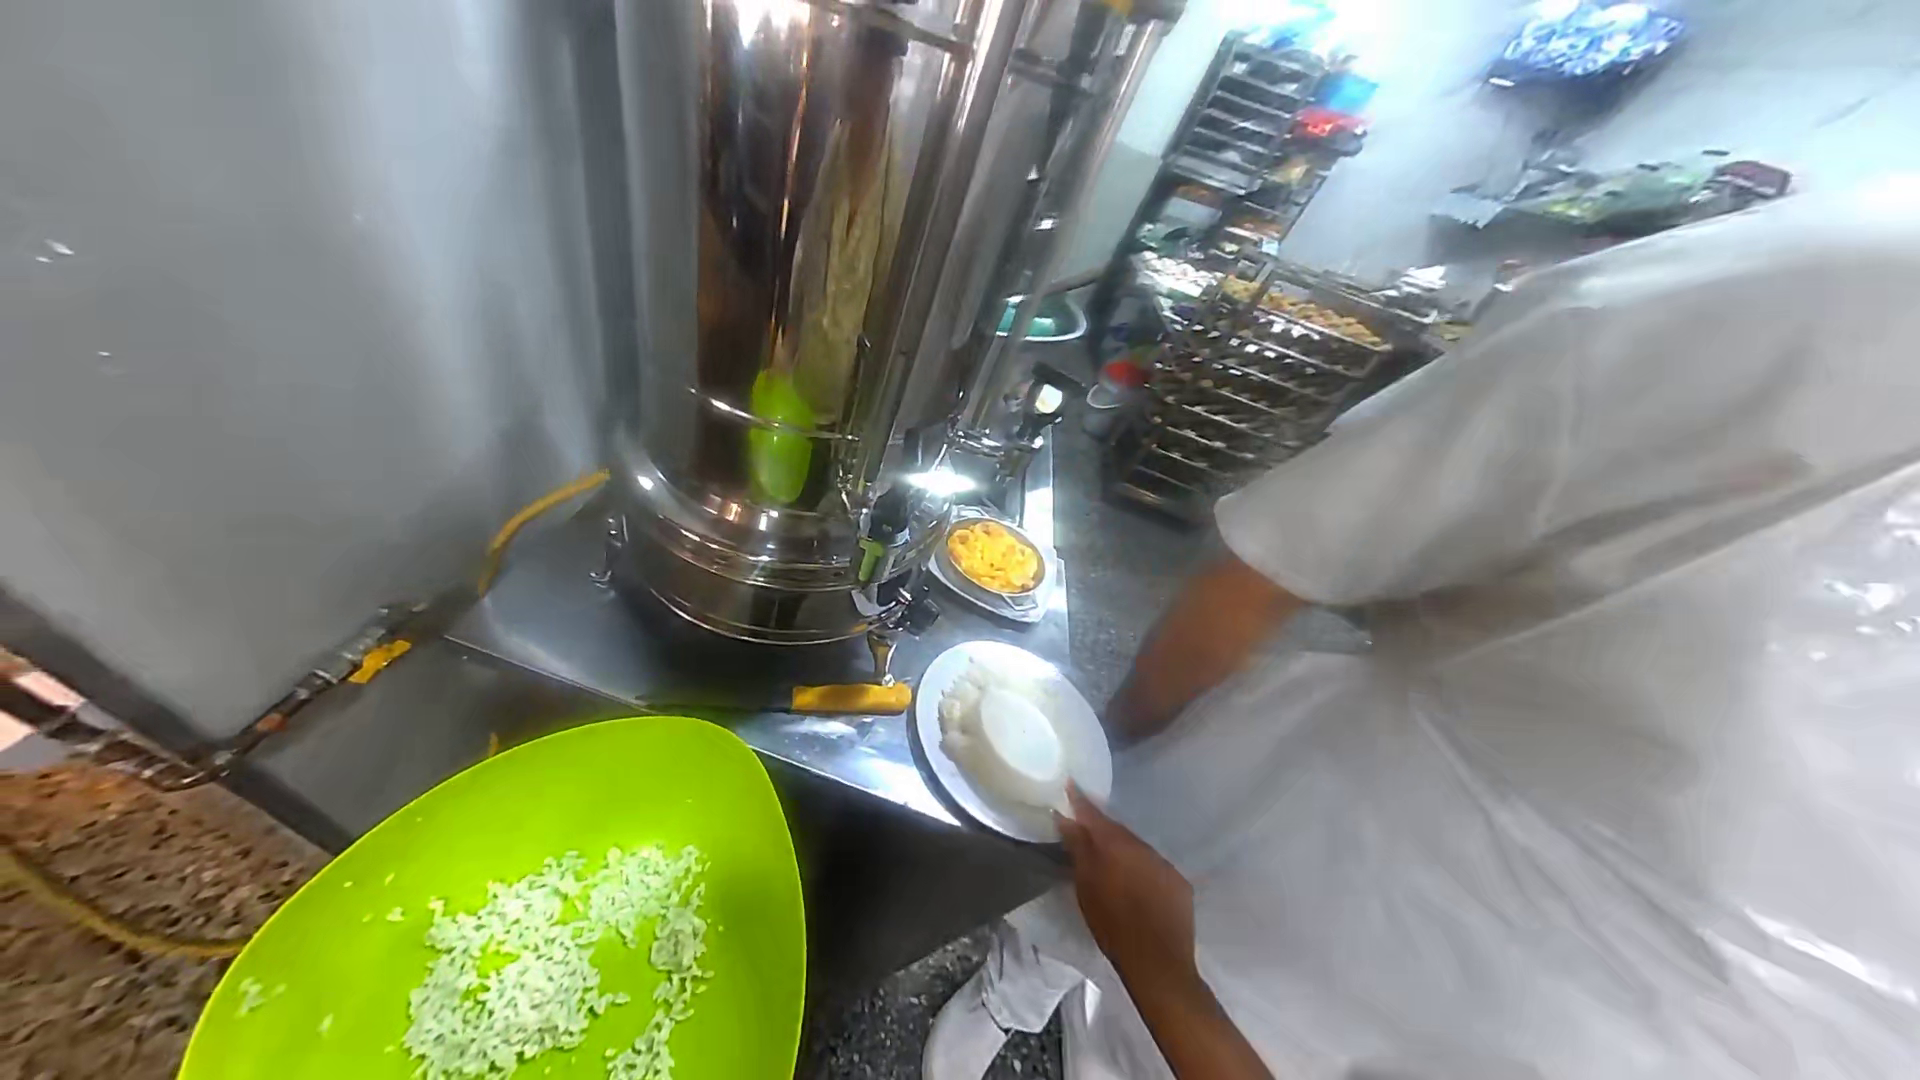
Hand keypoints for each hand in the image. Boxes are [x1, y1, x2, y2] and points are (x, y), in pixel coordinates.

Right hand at [1054, 784, 1197, 989]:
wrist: (1158, 964)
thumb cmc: (1112, 924)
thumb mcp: (1086, 886)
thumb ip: (1077, 847)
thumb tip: (1065, 816)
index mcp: (1116, 844)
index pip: (1093, 814)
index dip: (1079, 800)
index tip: (1070, 783)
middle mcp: (1142, 846)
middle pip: (1116, 829)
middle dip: (1100, 826)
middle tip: (1084, 825)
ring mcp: (1164, 864)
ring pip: (1136, 847)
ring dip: (1122, 848)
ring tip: (1109, 858)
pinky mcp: (1179, 883)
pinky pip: (1153, 865)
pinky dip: (1141, 867)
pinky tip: (1135, 881)